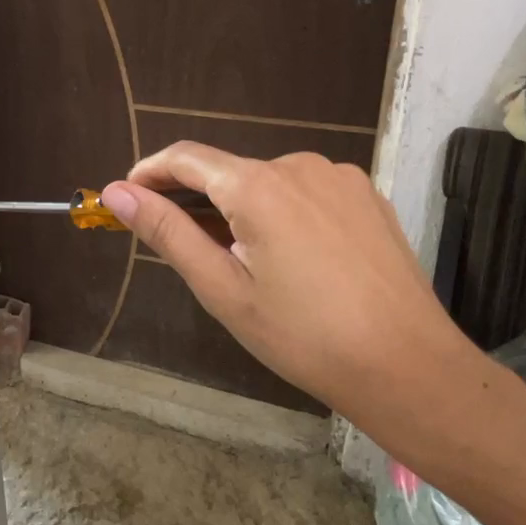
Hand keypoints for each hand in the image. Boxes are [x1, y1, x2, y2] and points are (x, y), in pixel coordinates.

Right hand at [101, 143, 483, 434]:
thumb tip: (116, 192)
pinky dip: (282, 212)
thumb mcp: (223, 290)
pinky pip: (305, 192)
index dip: (149, 172)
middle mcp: (299, 165)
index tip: (126, 196)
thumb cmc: (304, 336)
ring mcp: (340, 178)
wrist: (408, 366)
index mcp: (258, 187)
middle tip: (187, 251)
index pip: (185, 158)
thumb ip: (167, 232)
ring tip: (245, 264)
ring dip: (242, 208)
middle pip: (228, 171)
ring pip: (268, 182)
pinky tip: (292, 259)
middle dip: (198, 201)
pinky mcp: (366, 196)